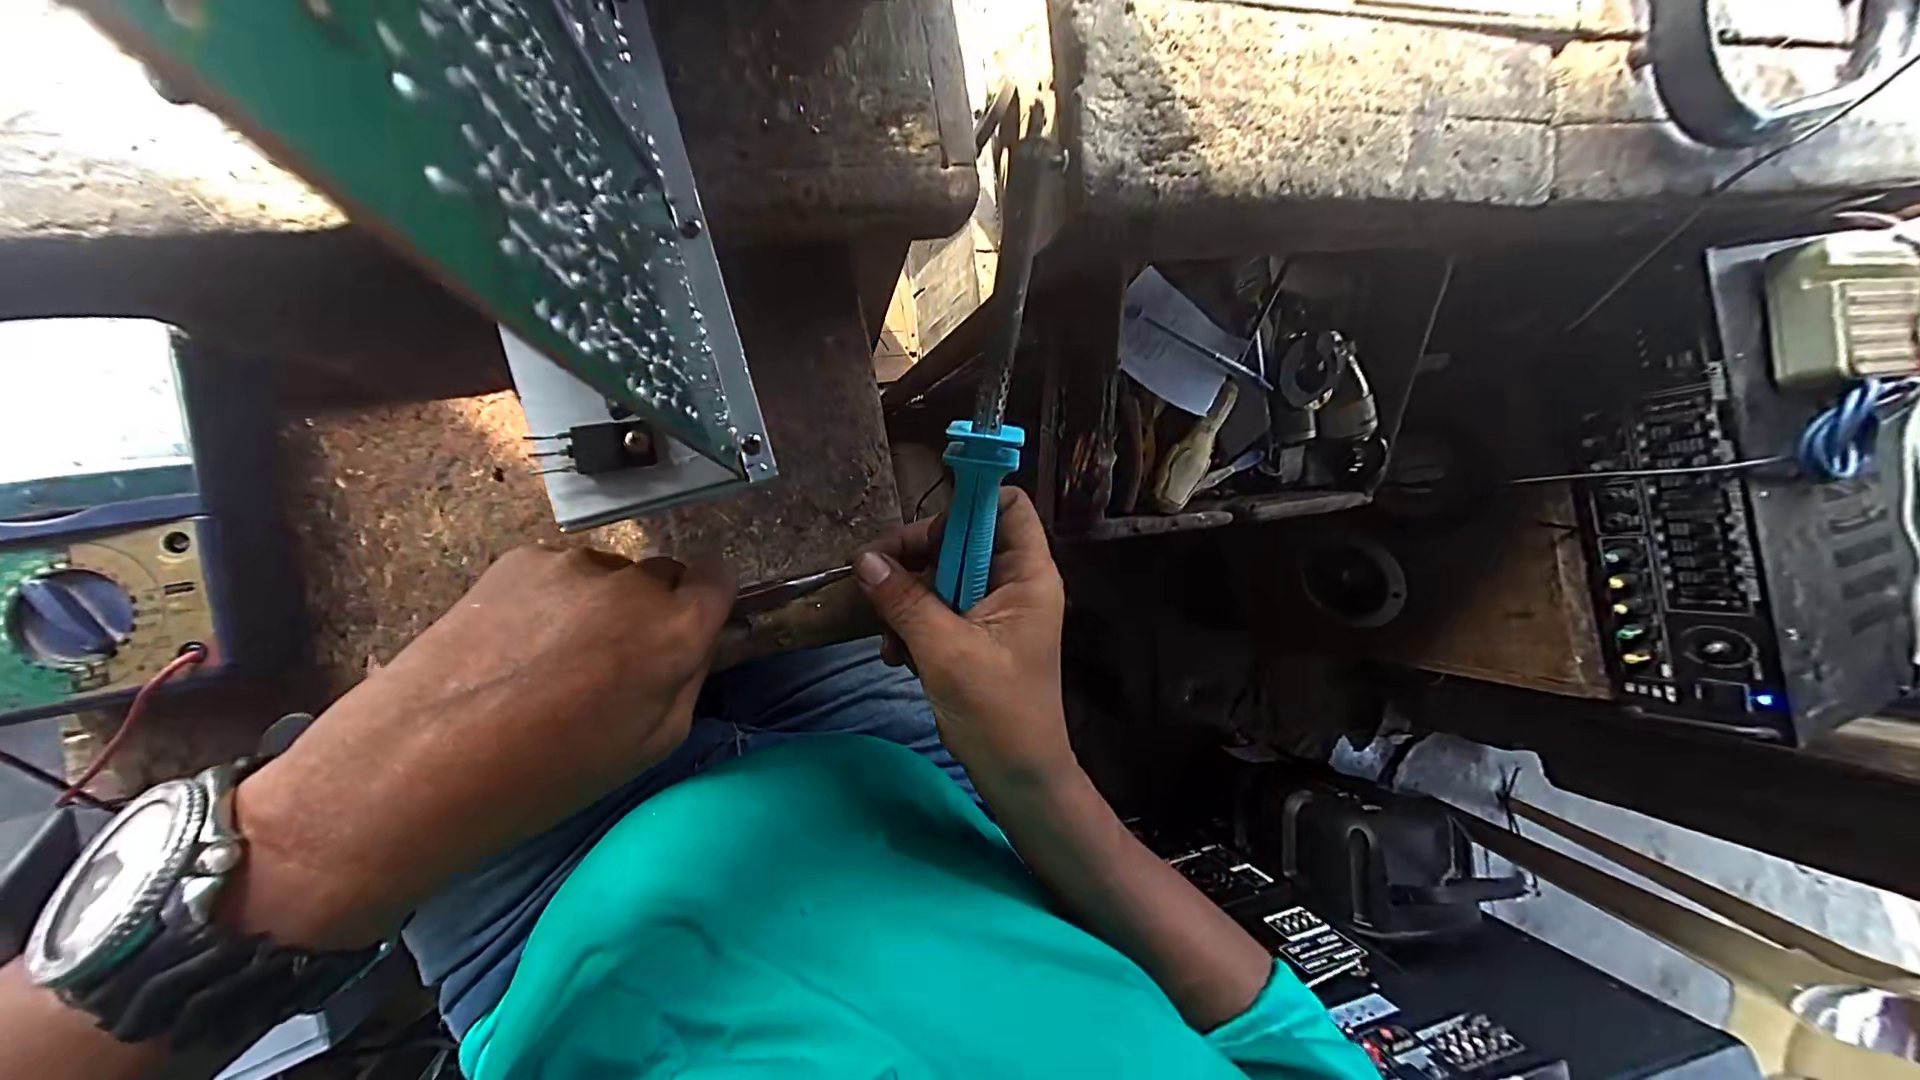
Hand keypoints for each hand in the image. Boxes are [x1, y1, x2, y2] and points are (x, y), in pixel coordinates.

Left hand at [227, 545, 734, 947]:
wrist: (410, 770)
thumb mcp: (654, 743)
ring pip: (611, 575)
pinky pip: (561, 573)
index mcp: (676, 631)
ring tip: (552, 655)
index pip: (719, 579)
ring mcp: (574, 565)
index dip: (708, 601)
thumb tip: (694, 642)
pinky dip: (554, 598)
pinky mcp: (518, 559)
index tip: (691, 625)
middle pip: (666, 576)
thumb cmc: (550, 774)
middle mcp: (634, 584)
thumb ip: (689, 678)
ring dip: (602, 603)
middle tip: (615, 657)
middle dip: (655, 608)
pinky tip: (516, 641)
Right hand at [853, 488, 1072, 788]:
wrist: (1018, 777)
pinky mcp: (975, 634)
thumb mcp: (945, 651)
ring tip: (889, 639)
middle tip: (876, 579)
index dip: (967, 504)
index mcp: (1027, 575)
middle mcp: (1013, 583)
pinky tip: (898, 657)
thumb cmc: (997, 713)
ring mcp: (994, 609)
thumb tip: (865, 559)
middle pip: (961, 538)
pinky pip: (938, 607)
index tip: (919, 527)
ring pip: (942, 574)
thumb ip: (905, 600)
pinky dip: (914, 624)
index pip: (1007, 506)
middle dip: (917, 560)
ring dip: (908, 599)